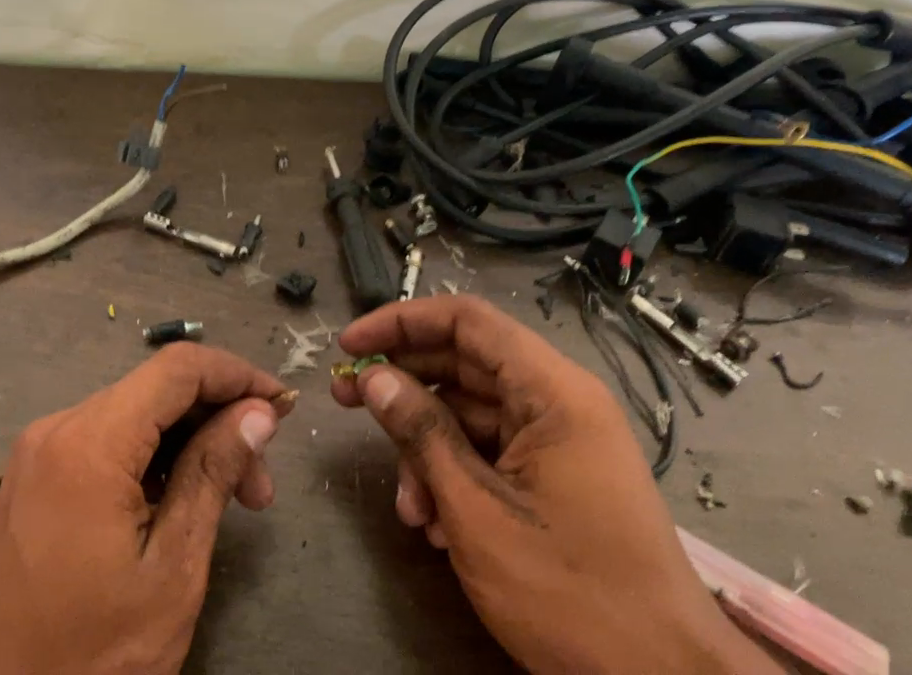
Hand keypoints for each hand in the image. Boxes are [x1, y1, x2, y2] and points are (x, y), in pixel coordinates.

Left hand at [0, 343, 292, 673]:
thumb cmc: (90, 652)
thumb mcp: (170, 569)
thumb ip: (211, 476)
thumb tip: (256, 412)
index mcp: (87, 441)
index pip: (176, 368)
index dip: (236, 374)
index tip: (282, 405)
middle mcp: (56, 429)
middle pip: (154, 392)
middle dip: (218, 420)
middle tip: (263, 484)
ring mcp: (38, 455)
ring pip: (132, 418)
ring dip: (188, 444)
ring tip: (235, 502)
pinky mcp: (34, 482)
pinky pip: (104, 445)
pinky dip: (151, 461)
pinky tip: (180, 504)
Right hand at [332, 296, 780, 674]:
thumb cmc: (568, 590)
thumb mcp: (477, 510)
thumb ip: (421, 433)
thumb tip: (375, 376)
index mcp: (552, 391)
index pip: (466, 321)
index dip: (401, 322)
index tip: (350, 345)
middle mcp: (559, 404)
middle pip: (464, 365)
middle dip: (402, 387)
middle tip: (343, 401)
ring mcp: (560, 443)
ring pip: (471, 416)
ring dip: (426, 451)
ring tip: (408, 508)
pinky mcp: (557, 480)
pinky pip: (491, 454)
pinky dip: (454, 478)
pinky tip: (436, 527)